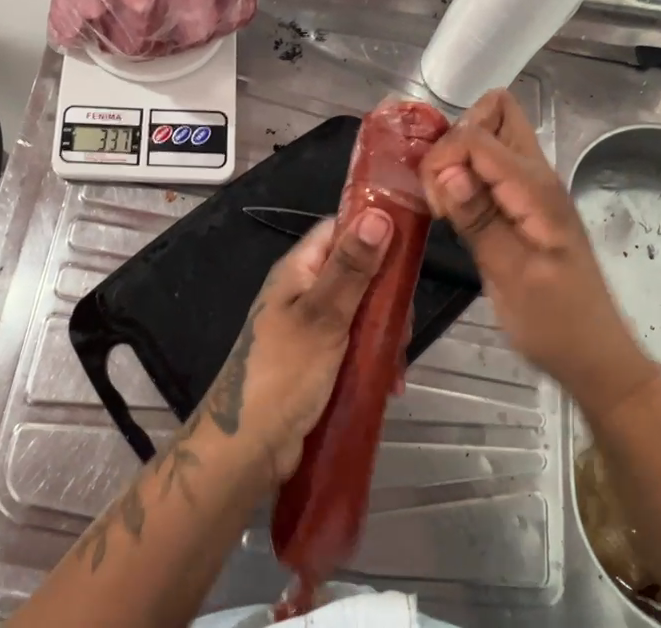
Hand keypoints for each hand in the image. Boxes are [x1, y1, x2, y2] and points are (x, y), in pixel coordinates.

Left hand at [194, 210, 391, 482]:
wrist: (250, 445)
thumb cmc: (283, 373)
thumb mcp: (323, 315)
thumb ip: (352, 267)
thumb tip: (379, 214)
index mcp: (297, 271)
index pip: (337, 230)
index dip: (372, 231)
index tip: (410, 247)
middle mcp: (302, 293)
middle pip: (356, 273)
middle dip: (387, 296)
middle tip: (404, 327)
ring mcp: (310, 328)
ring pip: (361, 313)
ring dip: (384, 334)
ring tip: (396, 365)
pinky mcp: (318, 361)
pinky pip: (355, 347)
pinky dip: (374, 360)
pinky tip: (388, 384)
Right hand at [418, 90, 658, 417]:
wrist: (593, 355)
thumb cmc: (555, 322)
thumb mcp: (512, 277)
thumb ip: (479, 220)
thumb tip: (446, 171)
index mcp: (536, 190)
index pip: (476, 136)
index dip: (444, 159)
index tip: (437, 207)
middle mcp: (537, 176)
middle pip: (495, 113)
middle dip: (455, 138)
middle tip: (440, 190)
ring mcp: (531, 188)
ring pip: (491, 135)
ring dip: (457, 155)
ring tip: (444, 202)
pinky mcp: (522, 204)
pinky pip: (489, 165)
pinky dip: (463, 174)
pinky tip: (454, 211)